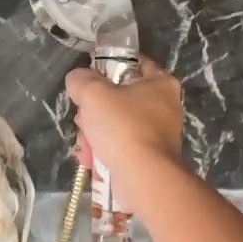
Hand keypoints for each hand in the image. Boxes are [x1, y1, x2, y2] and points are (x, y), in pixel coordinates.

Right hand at [64, 59, 186, 213]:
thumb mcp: (92, 93)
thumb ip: (80, 79)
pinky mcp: (150, 158)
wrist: (144, 178)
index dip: (106, 66)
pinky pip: (120, 146)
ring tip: (85, 145)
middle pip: (118, 97)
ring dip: (94, 133)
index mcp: (160, 83)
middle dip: (94, 110)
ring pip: (116, 124)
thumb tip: (78, 80)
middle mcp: (164, 106)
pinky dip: (103, 151)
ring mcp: (158, 134)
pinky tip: (90, 160)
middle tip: (84, 118)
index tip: (87, 80)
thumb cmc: (122, 127)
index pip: (132, 63)